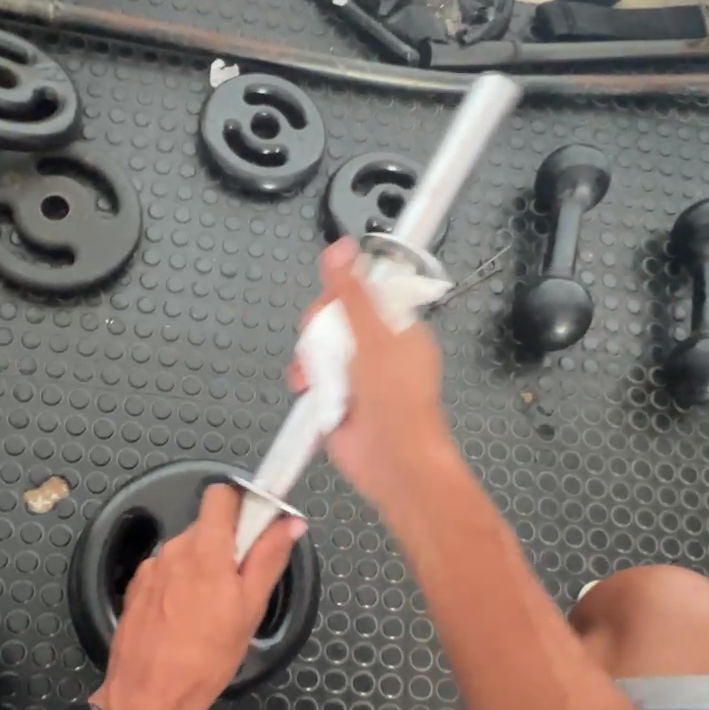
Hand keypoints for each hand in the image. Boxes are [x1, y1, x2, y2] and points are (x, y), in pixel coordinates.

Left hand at [91, 484, 303, 709]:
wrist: (149, 698)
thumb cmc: (206, 659)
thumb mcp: (249, 609)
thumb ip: (269, 558)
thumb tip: (290, 522)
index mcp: (205, 548)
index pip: (222, 494)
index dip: (244, 503)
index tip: (259, 527)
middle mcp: (173, 549)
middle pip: (207, 527)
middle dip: (227, 547)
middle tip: (241, 587)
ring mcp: (151, 569)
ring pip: (188, 553)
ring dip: (204, 570)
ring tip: (213, 612)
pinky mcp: (137, 589)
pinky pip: (168, 573)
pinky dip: (181, 587)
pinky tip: (187, 621)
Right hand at [290, 238, 461, 508]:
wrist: (392, 459)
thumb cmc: (399, 404)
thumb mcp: (371, 336)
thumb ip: (350, 293)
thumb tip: (340, 250)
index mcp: (398, 328)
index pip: (362, 295)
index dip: (340, 297)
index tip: (331, 306)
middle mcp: (379, 351)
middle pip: (334, 323)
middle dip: (320, 334)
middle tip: (324, 346)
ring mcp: (358, 378)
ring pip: (320, 353)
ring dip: (311, 362)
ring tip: (318, 376)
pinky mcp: (339, 401)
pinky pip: (314, 382)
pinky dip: (309, 386)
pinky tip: (311, 392)